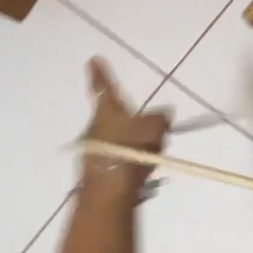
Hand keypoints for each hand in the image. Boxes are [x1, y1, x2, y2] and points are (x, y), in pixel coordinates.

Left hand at [79, 58, 171, 191]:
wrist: (108, 193)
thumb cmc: (129, 151)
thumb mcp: (155, 126)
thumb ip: (160, 117)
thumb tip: (160, 116)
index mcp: (107, 112)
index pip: (103, 88)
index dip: (100, 74)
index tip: (92, 59)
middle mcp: (95, 127)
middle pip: (118, 118)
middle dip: (135, 124)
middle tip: (154, 135)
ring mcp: (94, 149)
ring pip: (121, 139)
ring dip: (136, 144)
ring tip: (152, 157)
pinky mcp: (98, 169)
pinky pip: (120, 157)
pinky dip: (132, 160)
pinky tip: (143, 171)